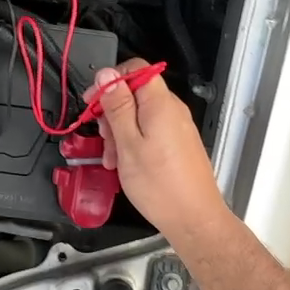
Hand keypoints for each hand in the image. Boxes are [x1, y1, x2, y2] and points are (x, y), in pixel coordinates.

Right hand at [87, 59, 228, 240]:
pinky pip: (151, 130)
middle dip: (113, 110)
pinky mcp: (179, 143)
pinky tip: (126, 163)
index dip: (111, 80)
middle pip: (136, 93)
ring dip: (121, 130)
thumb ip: (117, 106)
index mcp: (160, 104)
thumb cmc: (161, 187)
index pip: (136, 69)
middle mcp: (173, 110)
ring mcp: (178, 127)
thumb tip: (107, 75)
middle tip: (103, 136)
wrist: (194, 220)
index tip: (94, 101)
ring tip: (113, 157)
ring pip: (141, 114)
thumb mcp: (128, 143)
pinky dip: (134, 141)